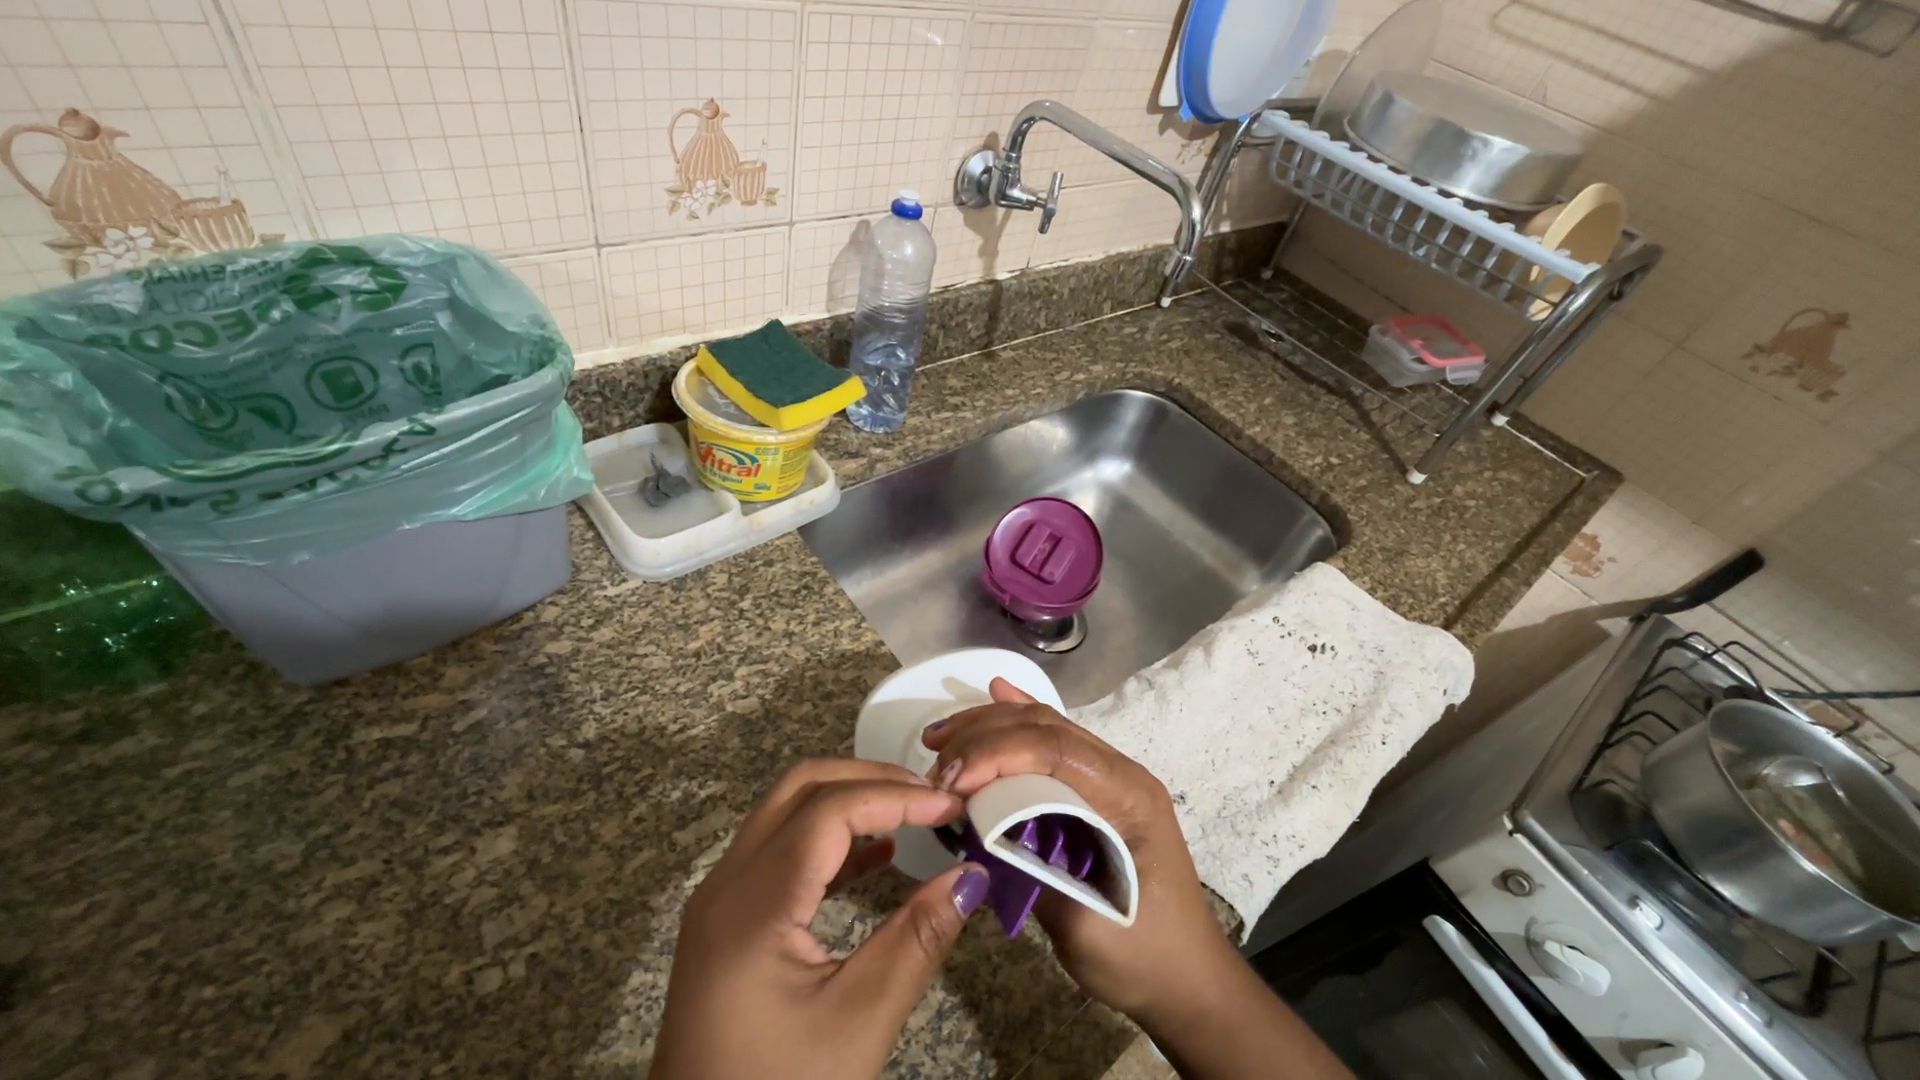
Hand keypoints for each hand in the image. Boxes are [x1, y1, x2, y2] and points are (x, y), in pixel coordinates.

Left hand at [650, 760, 992, 1079]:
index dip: (895, 797)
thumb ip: (917, 940)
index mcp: (753, 904)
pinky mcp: (727, 918)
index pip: (828, 810)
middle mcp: (727, 883)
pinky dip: (830, 838)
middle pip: (800, 789)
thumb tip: (973, 876)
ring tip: (914, 815)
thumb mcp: (859, 1022)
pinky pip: (780, 849)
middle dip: (870, 780)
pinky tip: (878, 856)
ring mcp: (721, 898)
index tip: (952, 806)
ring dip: (850, 801)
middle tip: (932, 797)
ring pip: (786, 811)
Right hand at [920, 680, 1240, 1025]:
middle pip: (1045, 728)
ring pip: (1045, 728)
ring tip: (941, 739)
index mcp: (1126, 797)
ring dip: (991, 727)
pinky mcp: (1096, 792)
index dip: (995, 754)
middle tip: (934, 766)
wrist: (1186, 979)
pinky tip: (996, 694)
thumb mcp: (1086, 927)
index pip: (1053, 749)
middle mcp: (1120, 773)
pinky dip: (1017, 721)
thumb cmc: (1142, 957)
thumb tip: (979, 827)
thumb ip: (1035, 869)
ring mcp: (1111, 779)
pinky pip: (1053, 744)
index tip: (949, 782)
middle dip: (983, 735)